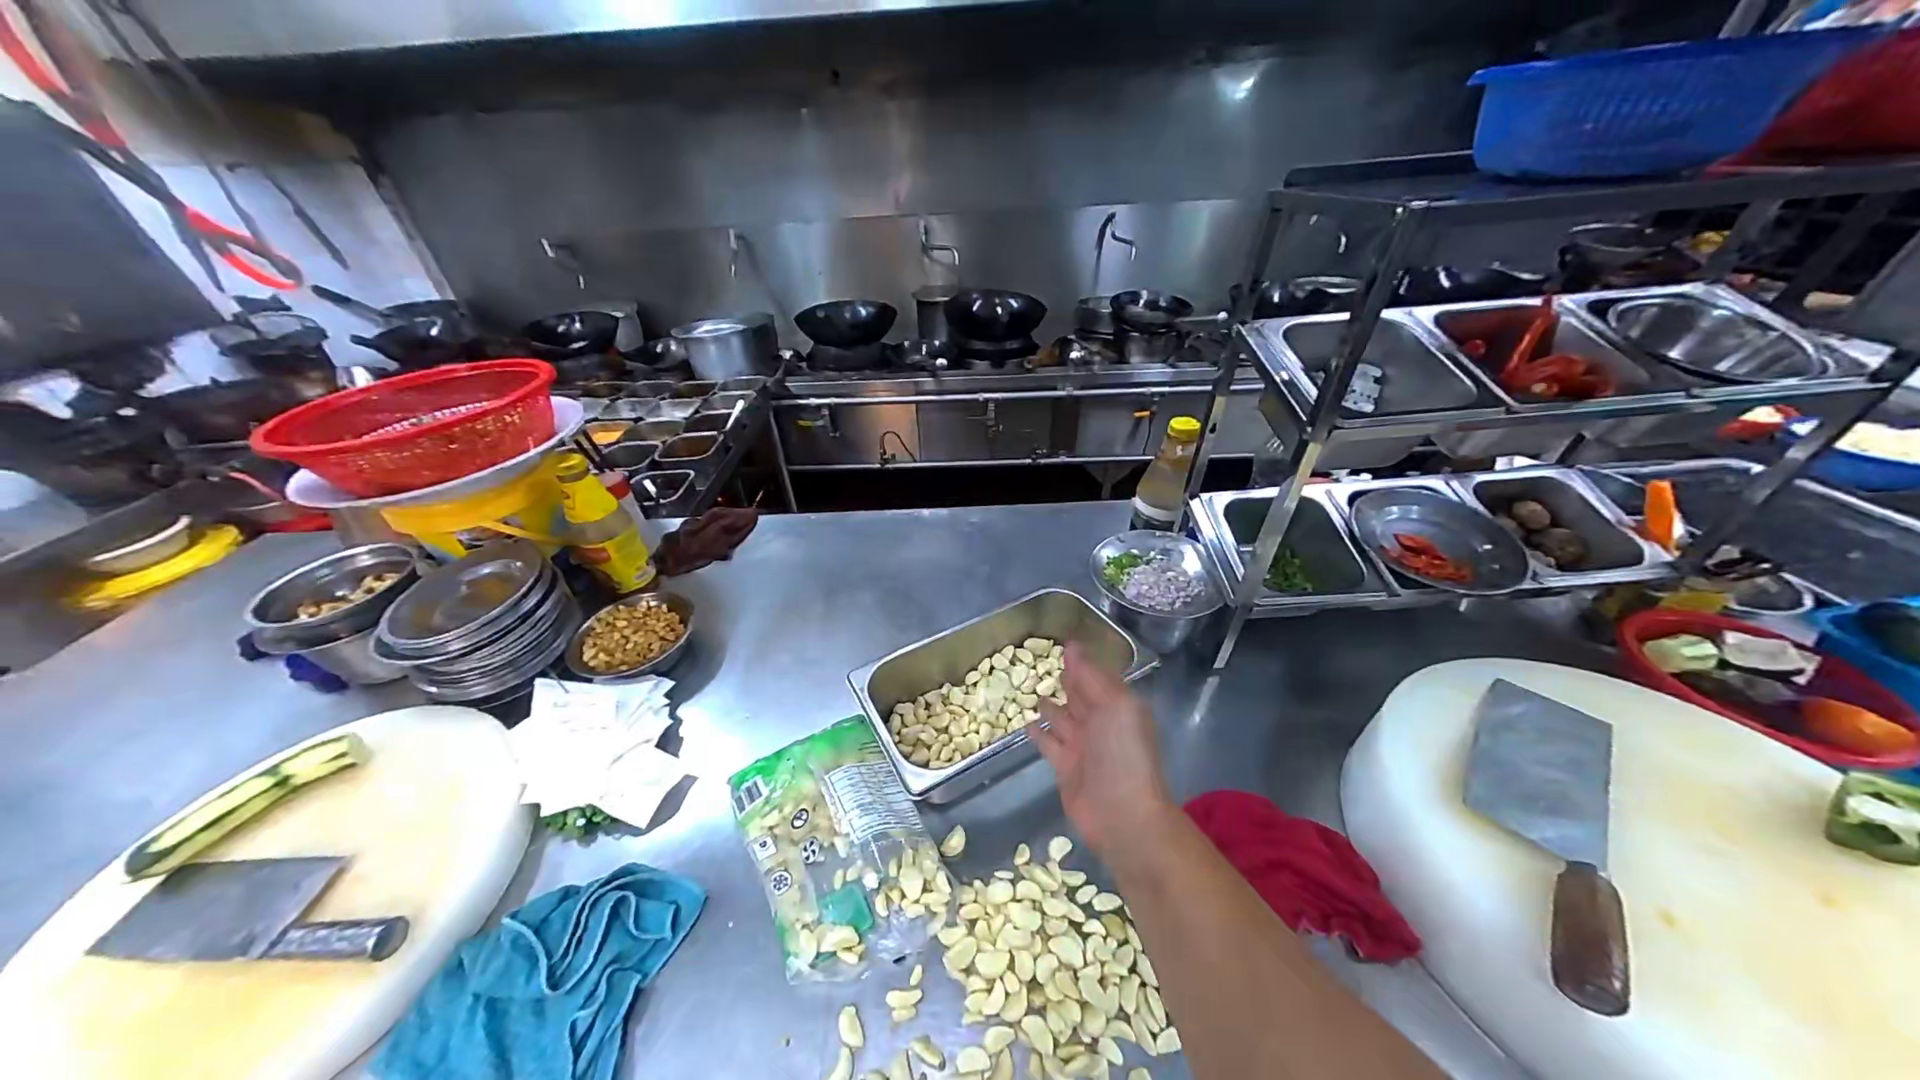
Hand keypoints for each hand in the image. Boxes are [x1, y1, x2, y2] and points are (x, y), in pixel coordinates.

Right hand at [1031, 642, 1175, 860]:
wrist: (1122, 815)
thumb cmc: (1123, 754)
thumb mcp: (1115, 706)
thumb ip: (1091, 677)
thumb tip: (1072, 646)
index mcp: (1118, 706)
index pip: (1097, 678)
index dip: (1082, 663)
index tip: (1063, 644)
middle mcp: (1101, 724)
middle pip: (1080, 697)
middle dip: (1067, 681)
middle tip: (1044, 664)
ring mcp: (1082, 747)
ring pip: (1062, 719)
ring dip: (1050, 706)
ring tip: (1034, 691)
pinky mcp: (1065, 768)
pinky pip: (1048, 744)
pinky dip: (1038, 733)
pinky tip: (1027, 724)